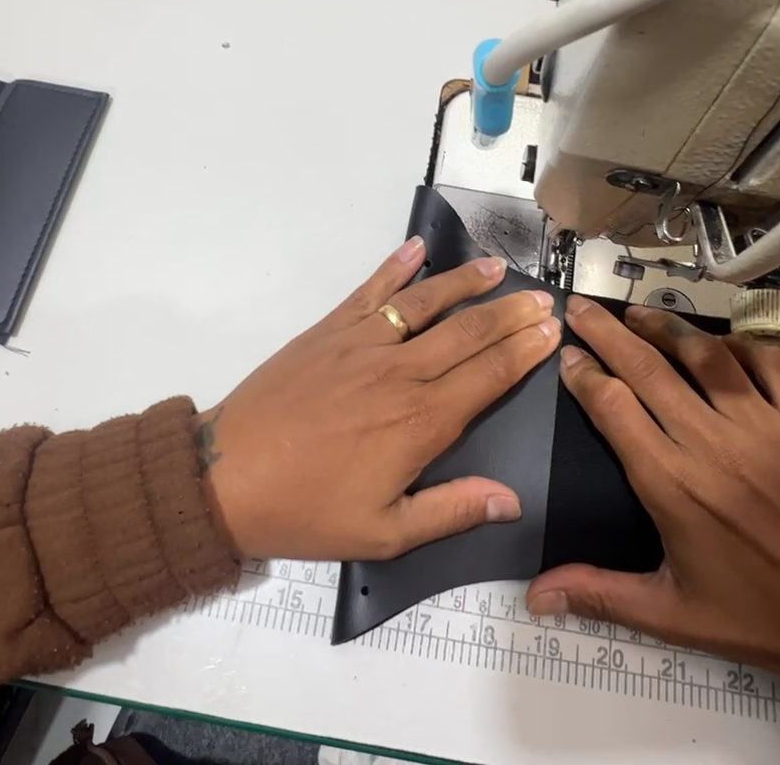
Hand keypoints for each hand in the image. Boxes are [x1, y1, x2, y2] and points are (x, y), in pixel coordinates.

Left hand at [198, 237, 560, 562]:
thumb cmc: (308, 510)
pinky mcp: (329, 331)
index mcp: (421, 422)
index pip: (488, 375)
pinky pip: (370, 291)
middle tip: (541, 297)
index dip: (525, 350)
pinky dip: (395, 267)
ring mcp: (363, 344)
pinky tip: (416, 248)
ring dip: (465, 283)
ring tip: (497, 266)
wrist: (228, 478)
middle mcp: (400, 373)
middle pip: (469, 334)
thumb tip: (511, 501)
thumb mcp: (383, 531)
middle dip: (510, 313)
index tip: (552, 329)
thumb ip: (451, 511)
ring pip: (427, 303)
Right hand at [526, 297, 779, 716]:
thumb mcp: (674, 617)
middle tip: (580, 306)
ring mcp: (766, 425)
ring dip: (665, 327)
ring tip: (637, 312)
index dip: (583, 374)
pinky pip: (771, 362)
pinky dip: (741, 342)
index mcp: (672, 485)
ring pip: (704, 355)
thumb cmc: (764, 620)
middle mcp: (711, 443)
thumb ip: (600, 596)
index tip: (567, 356)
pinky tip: (719, 340)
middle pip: (646, 368)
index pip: (612, 407)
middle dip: (606, 332)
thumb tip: (533, 597)